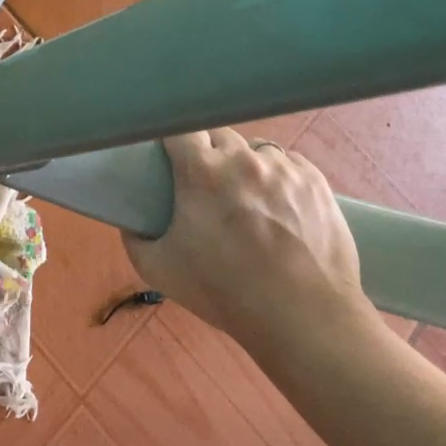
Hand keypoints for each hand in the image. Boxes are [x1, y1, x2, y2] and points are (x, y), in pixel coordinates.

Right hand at [124, 129, 373, 352]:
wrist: (302, 317)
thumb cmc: (225, 292)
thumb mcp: (161, 270)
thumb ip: (136, 241)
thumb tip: (130, 225)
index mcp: (201, 172)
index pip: (179, 128)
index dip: (173, 138)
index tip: (171, 155)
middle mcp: (243, 159)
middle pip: (218, 135)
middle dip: (209, 152)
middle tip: (207, 185)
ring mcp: (284, 168)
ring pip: (256, 150)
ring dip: (246, 165)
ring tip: (248, 198)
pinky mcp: (316, 181)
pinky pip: (290, 163)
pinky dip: (279, 177)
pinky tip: (280, 205)